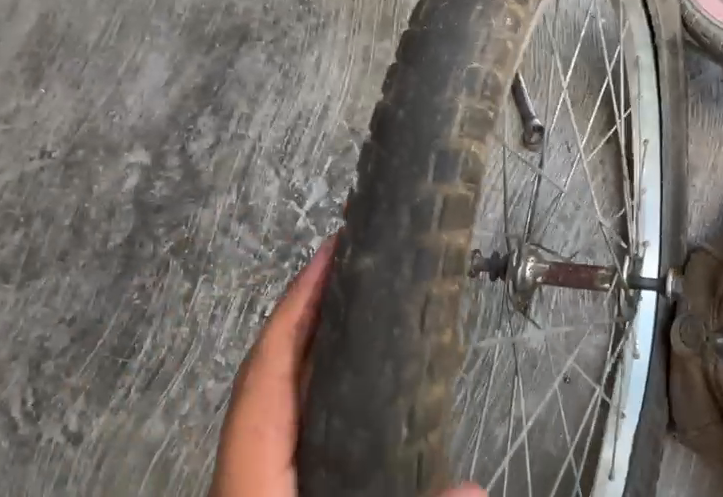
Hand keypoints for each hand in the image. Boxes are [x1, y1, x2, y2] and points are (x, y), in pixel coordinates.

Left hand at [210, 235, 485, 496]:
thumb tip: (473, 486)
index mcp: (249, 472)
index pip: (267, 370)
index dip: (296, 304)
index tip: (330, 250)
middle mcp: (249, 465)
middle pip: (273, 372)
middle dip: (311, 311)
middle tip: (359, 261)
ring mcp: (263, 475)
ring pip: (284, 402)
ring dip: (319, 348)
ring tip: (366, 304)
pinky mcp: (279, 487)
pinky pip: (297, 425)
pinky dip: (324, 390)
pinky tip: (363, 386)